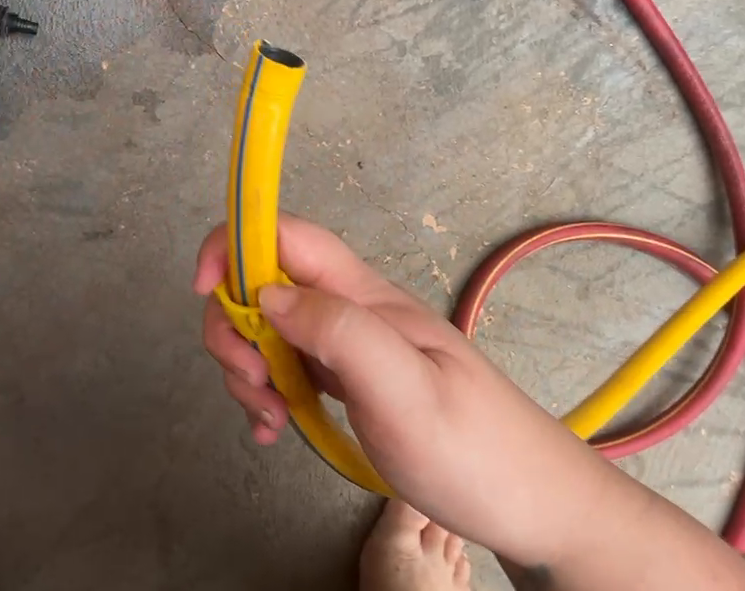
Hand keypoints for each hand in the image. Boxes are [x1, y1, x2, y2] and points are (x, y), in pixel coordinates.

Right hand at [193, 215, 632, 566]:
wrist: (538, 509)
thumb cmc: (476, 452)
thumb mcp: (407, 392)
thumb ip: (338, 332)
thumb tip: (267, 293)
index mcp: (363, 296)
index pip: (285, 235)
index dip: (234, 243)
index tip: (206, 291)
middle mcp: (348, 309)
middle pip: (260, 283)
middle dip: (233, 327)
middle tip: (251, 384)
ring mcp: (345, 345)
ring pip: (265, 328)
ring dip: (246, 368)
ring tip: (270, 419)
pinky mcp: (344, 380)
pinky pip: (284, 368)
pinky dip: (263, 394)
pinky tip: (274, 427)